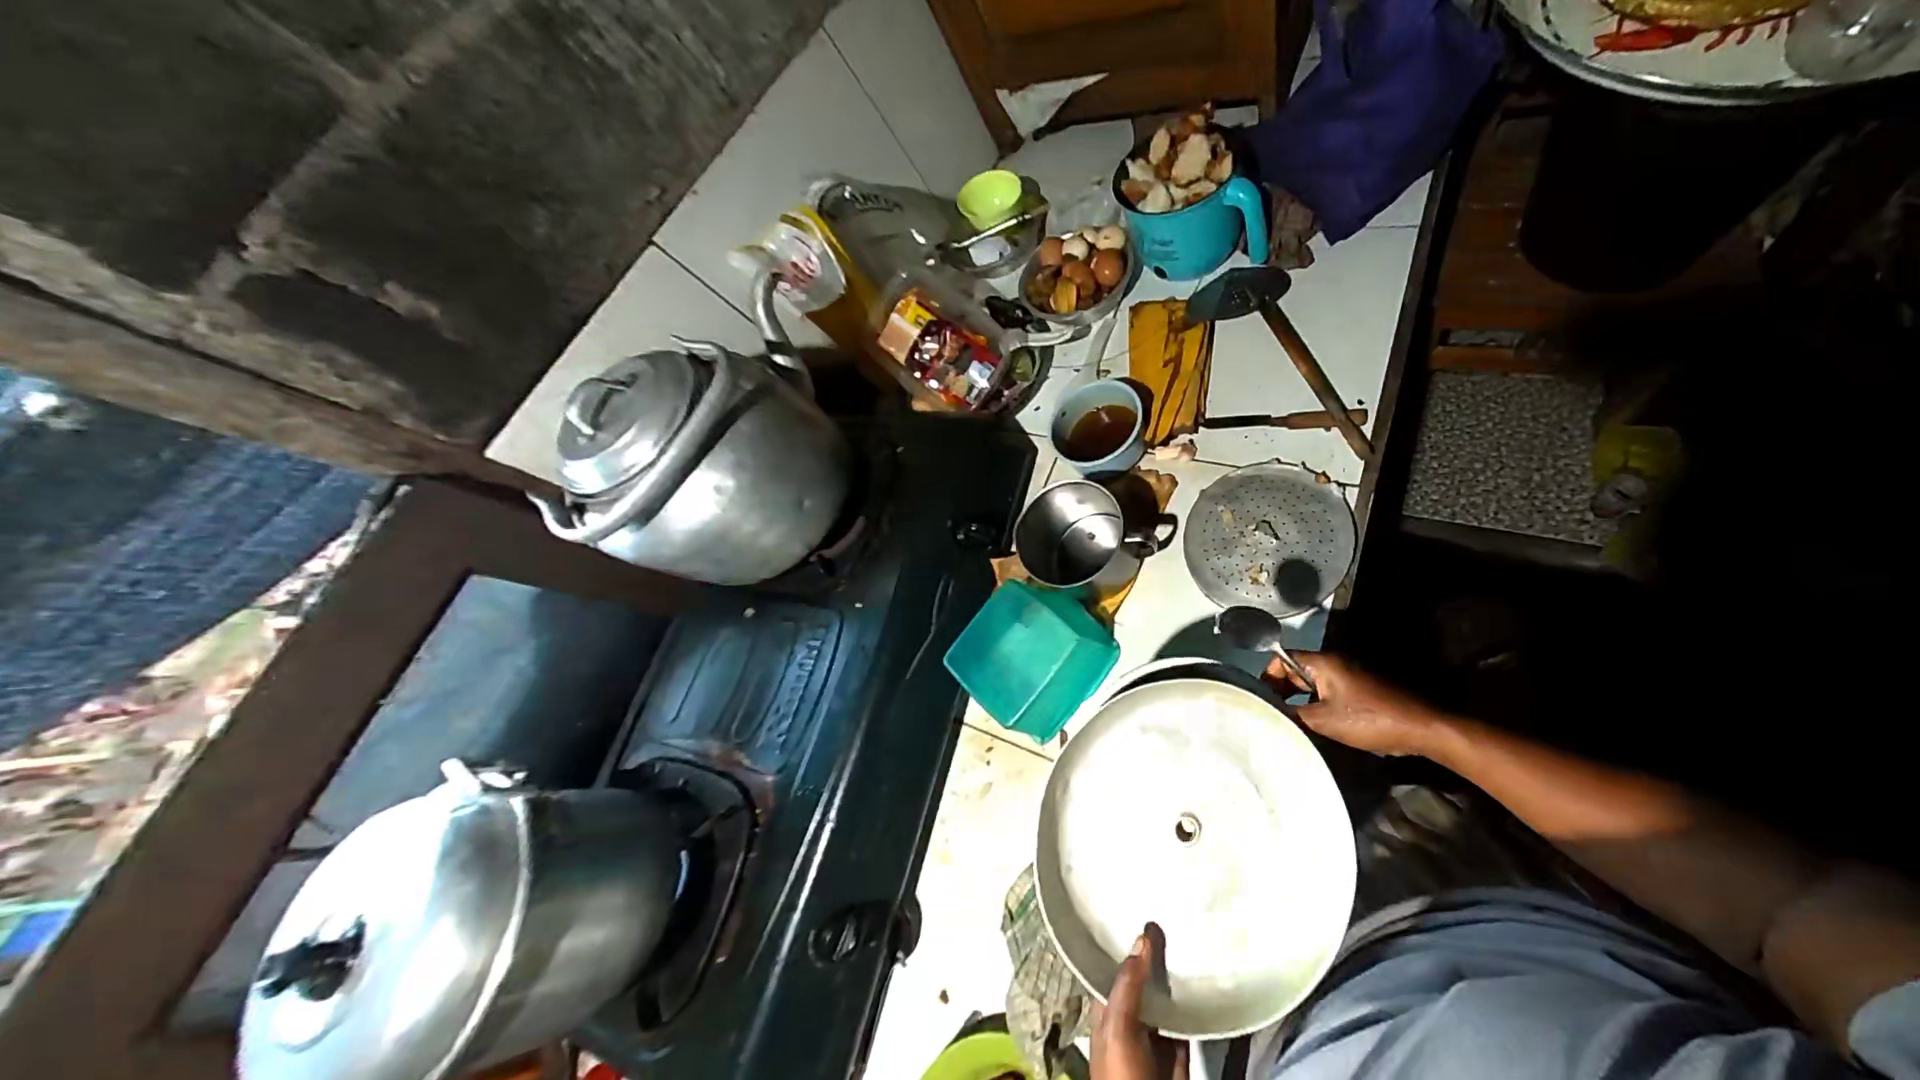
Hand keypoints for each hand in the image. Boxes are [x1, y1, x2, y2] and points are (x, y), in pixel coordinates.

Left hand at [1091, 924, 1187, 1079]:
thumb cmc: (1122, 1077)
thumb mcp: (1118, 1028)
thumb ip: (1128, 985)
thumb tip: (1142, 938)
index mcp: (1104, 1010)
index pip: (1111, 965)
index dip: (1122, 941)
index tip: (1139, 910)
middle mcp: (1128, 1018)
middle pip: (1141, 980)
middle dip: (1153, 955)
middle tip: (1172, 915)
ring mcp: (1154, 1037)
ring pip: (1165, 999)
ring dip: (1175, 978)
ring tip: (1191, 937)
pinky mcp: (1179, 1055)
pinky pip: (1187, 1023)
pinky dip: (1195, 1007)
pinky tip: (1205, 982)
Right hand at [1265, 652, 1445, 757]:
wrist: (1422, 729)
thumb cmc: (1369, 719)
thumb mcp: (1323, 720)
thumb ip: (1292, 715)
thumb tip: (1269, 715)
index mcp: (1322, 663)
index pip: (1281, 659)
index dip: (1267, 678)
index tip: (1261, 700)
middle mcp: (1333, 664)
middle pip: (1294, 671)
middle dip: (1280, 691)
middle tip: (1271, 714)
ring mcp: (1347, 677)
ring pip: (1310, 685)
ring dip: (1298, 701)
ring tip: (1288, 722)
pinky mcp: (1358, 691)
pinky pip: (1325, 693)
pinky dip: (1314, 706)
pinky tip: (1312, 725)